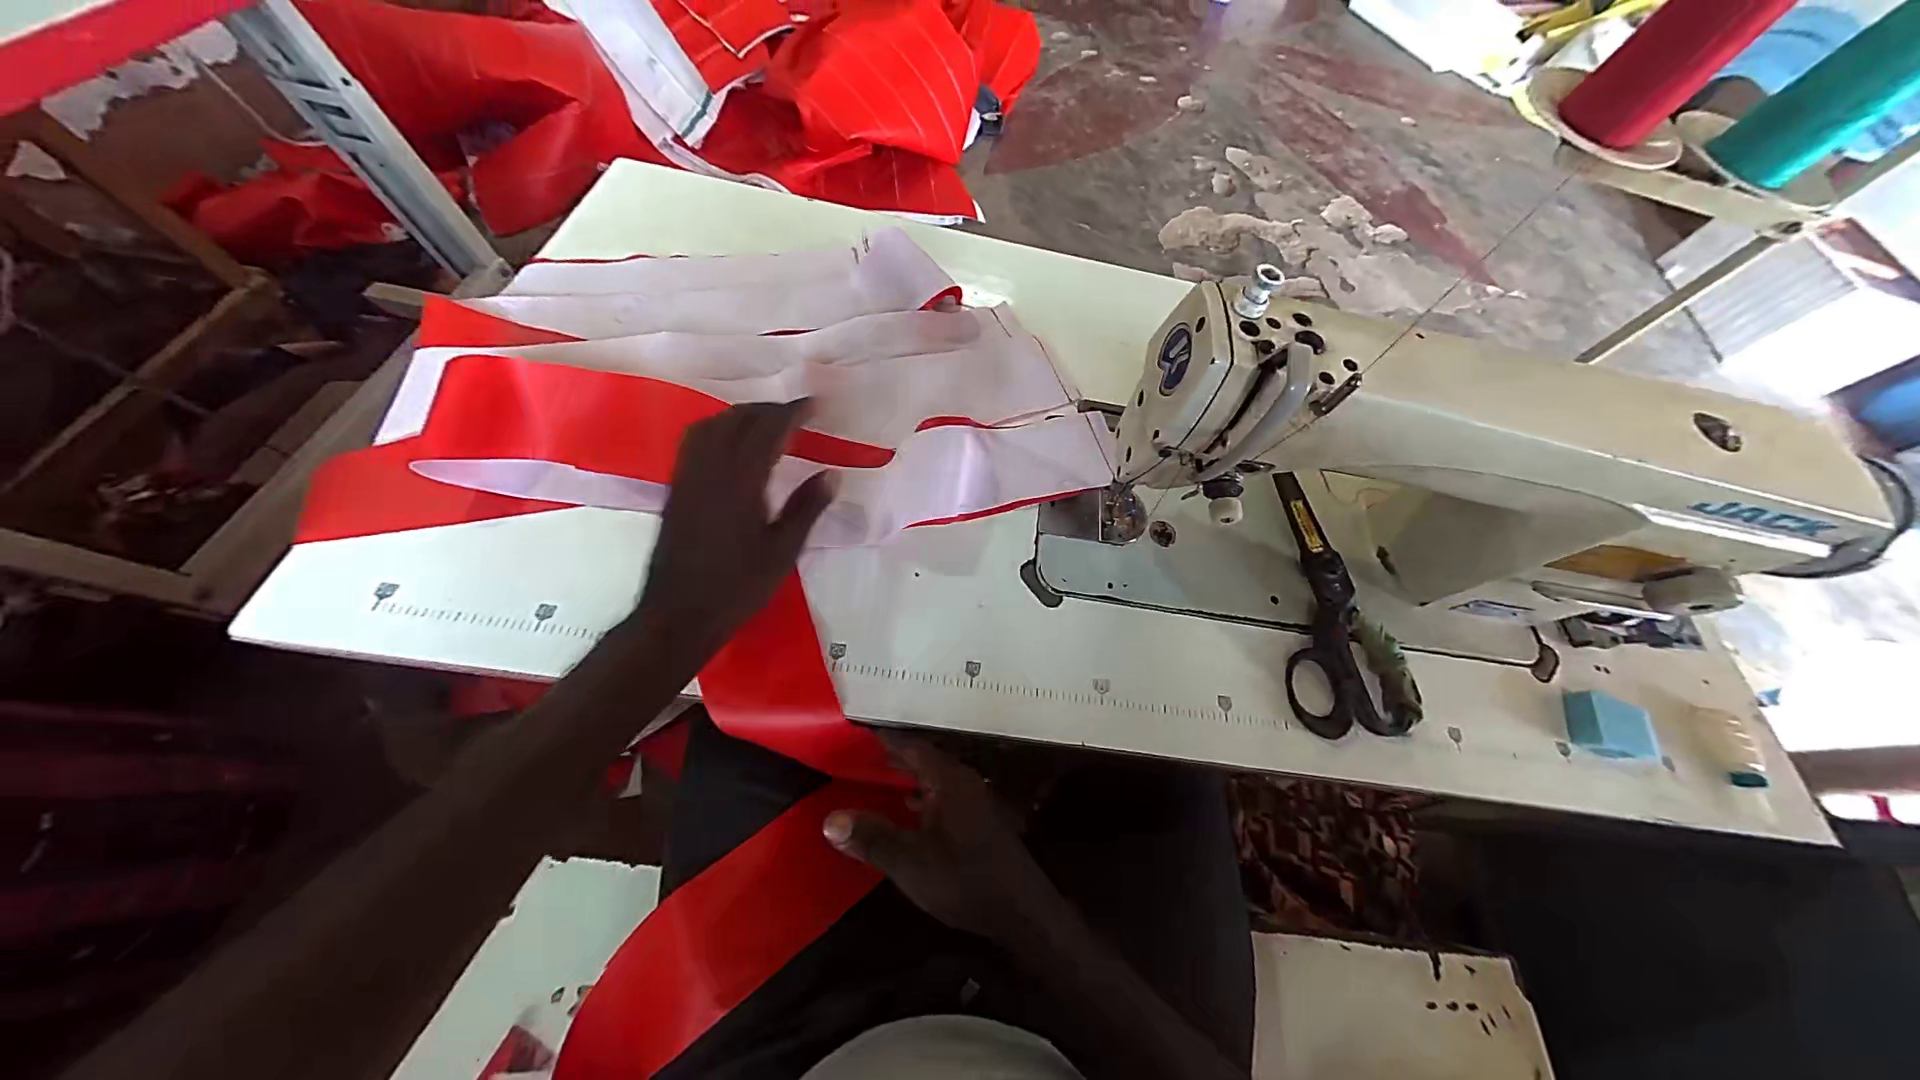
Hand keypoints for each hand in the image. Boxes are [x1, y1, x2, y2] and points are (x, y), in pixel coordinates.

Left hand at [631, 400, 834, 660]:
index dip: (792, 412)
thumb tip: (832, 473)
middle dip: (768, 409)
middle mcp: (709, 468)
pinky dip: (718, 429)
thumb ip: (807, 507)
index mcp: (740, 480)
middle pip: (737, 419)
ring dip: (740, 415)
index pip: (768, 429)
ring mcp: (687, 476)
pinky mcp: (676, 488)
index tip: (815, 404)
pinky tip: (732, 445)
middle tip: (796, 414)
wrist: (680, 612)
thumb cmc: (739, 585)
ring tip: (765, 422)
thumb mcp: (783, 550)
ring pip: (711, 426)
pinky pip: (695, 441)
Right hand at [824, 734, 1061, 942]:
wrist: (1022, 912)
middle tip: (856, 756)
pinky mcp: (979, 818)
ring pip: (933, 777)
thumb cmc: (965, 881)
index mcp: (948, 779)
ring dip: (906, 776)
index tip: (853, 733)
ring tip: (874, 780)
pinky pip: (942, 793)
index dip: (881, 739)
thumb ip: (871, 838)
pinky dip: (921, 794)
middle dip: (891, 757)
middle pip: (922, 758)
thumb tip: (830, 820)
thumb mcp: (910, 863)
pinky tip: (907, 809)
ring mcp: (974, 799)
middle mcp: (963, 780)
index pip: (910, 745)